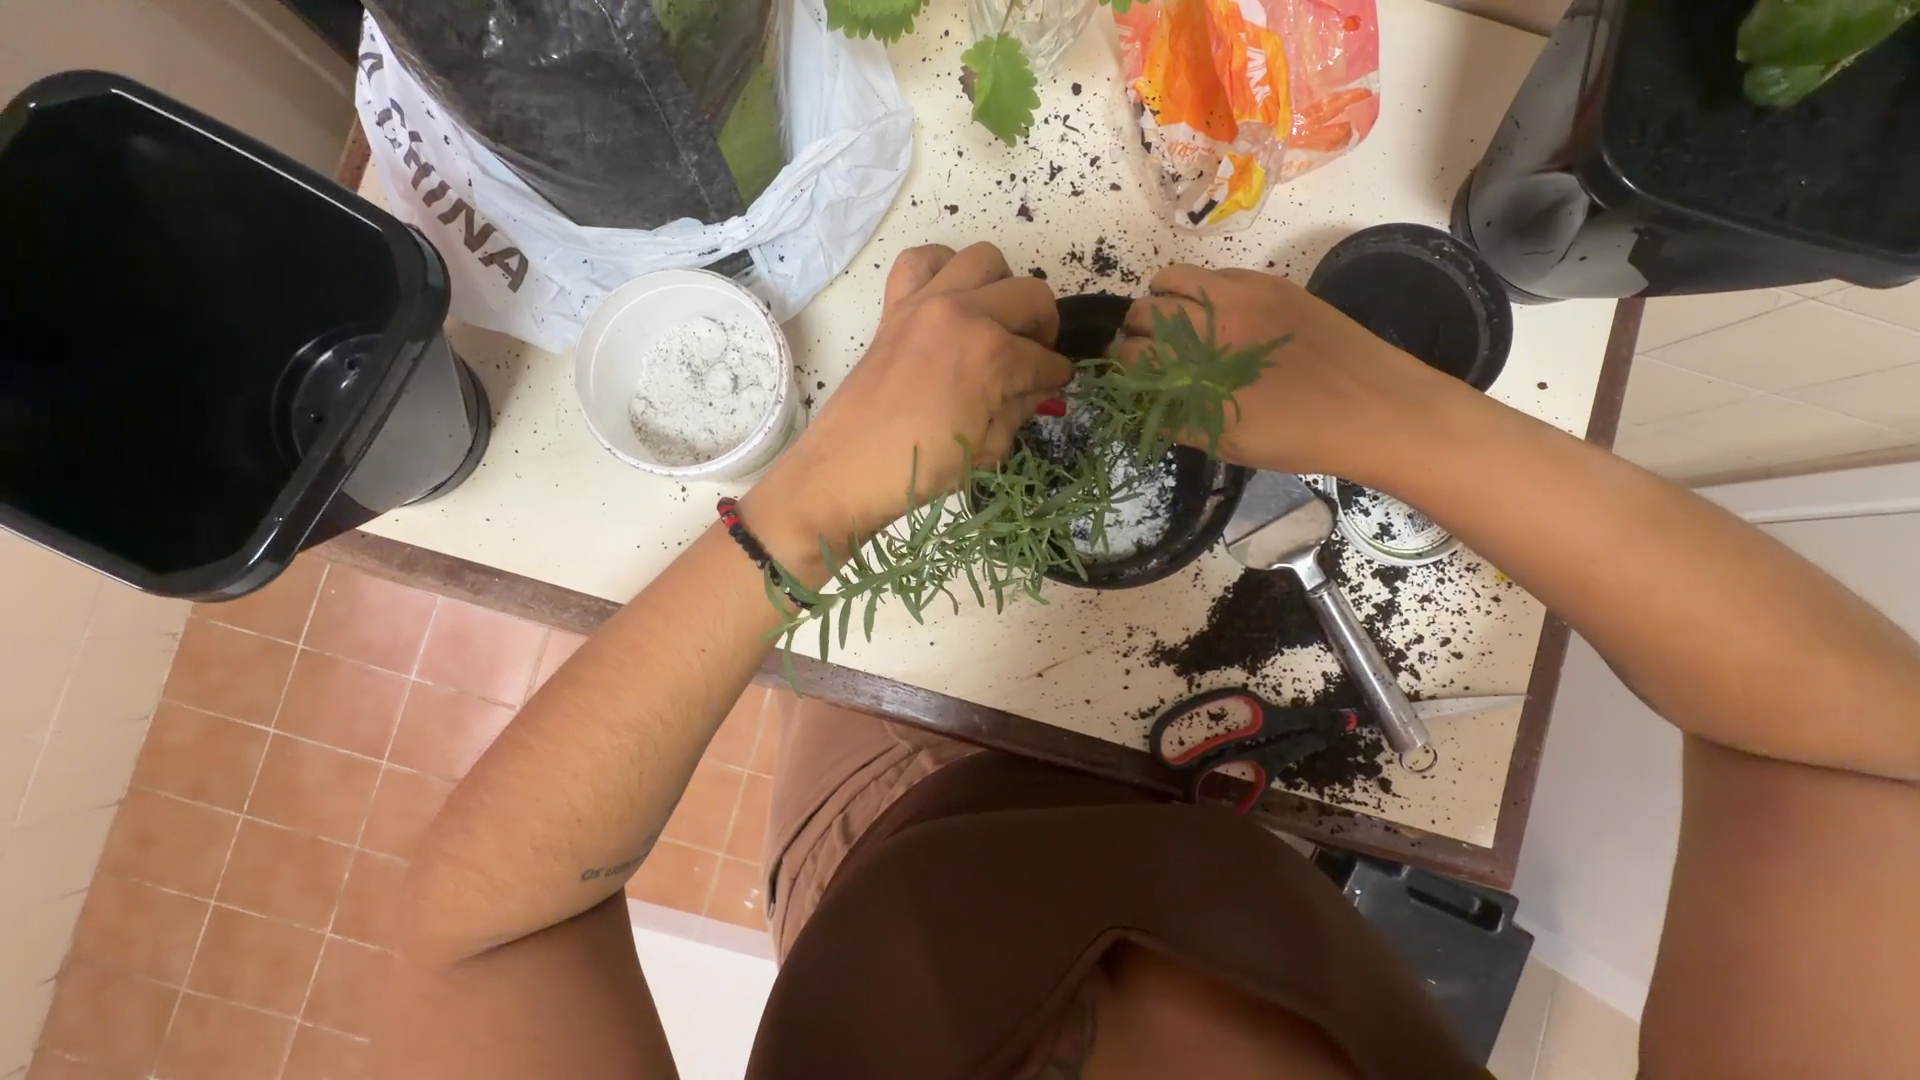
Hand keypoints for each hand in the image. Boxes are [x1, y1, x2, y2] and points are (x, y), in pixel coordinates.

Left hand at [744, 243, 1068, 572]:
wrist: (848, 469)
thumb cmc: (921, 468)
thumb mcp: (988, 449)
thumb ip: (1019, 409)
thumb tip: (1038, 388)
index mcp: (993, 354)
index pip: (1045, 358)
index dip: (1057, 376)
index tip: (1055, 386)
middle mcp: (964, 313)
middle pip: (1030, 295)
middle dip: (1044, 327)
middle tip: (1034, 357)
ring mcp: (927, 303)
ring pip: (985, 259)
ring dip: (1003, 286)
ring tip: (996, 321)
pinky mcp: (895, 306)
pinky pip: (921, 260)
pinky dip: (941, 266)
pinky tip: (949, 297)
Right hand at [1118, 264, 1453, 478]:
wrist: (1377, 409)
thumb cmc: (1299, 438)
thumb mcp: (1228, 443)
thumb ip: (1177, 421)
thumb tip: (1143, 402)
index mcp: (1197, 373)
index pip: (1132, 354)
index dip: (1122, 363)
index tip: (1129, 372)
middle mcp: (1211, 326)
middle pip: (1144, 311)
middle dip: (1135, 329)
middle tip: (1148, 347)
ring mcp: (1240, 297)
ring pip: (1172, 279)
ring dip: (1160, 299)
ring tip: (1175, 321)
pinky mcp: (1269, 283)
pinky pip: (1214, 273)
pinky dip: (1200, 289)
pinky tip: (1217, 313)